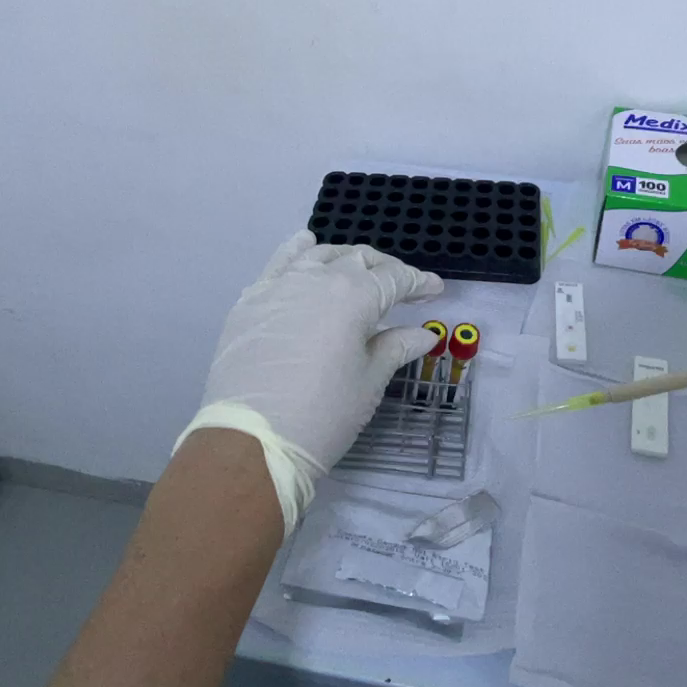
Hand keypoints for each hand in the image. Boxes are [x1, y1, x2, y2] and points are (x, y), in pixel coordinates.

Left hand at [176, 231, 443, 535]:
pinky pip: (280, 263)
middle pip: (358, 259)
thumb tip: (424, 333)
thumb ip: (396, 347)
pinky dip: (298, 250)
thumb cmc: (323, 415)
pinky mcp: (251, 300)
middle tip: (401, 287)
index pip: (394, 278)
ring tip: (358, 268)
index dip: (418, 282)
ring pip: (319, 255)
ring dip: (344, 257)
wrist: (250, 440)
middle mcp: (318, 278)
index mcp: (355, 296)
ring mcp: (280, 286)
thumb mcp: (369, 382)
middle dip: (385, 269)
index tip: (435, 289)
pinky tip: (305, 245)